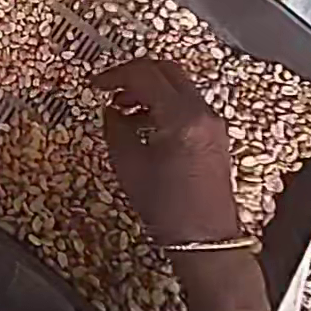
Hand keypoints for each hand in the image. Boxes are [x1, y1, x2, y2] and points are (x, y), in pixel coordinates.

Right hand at [93, 58, 241, 245]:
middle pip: (166, 70)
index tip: (95, 85)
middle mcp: (202, 112)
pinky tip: (143, 123)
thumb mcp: (129, 166)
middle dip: (134, 74)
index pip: (145, 76)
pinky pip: (186, 104)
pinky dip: (162, 103)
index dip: (115, 75)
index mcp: (181, 118)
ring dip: (149, 88)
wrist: (205, 239)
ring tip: (122, 108)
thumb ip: (116, 130)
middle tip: (109, 88)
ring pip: (177, 85)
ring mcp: (212, 122)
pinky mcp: (214, 133)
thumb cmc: (165, 207)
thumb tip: (111, 110)